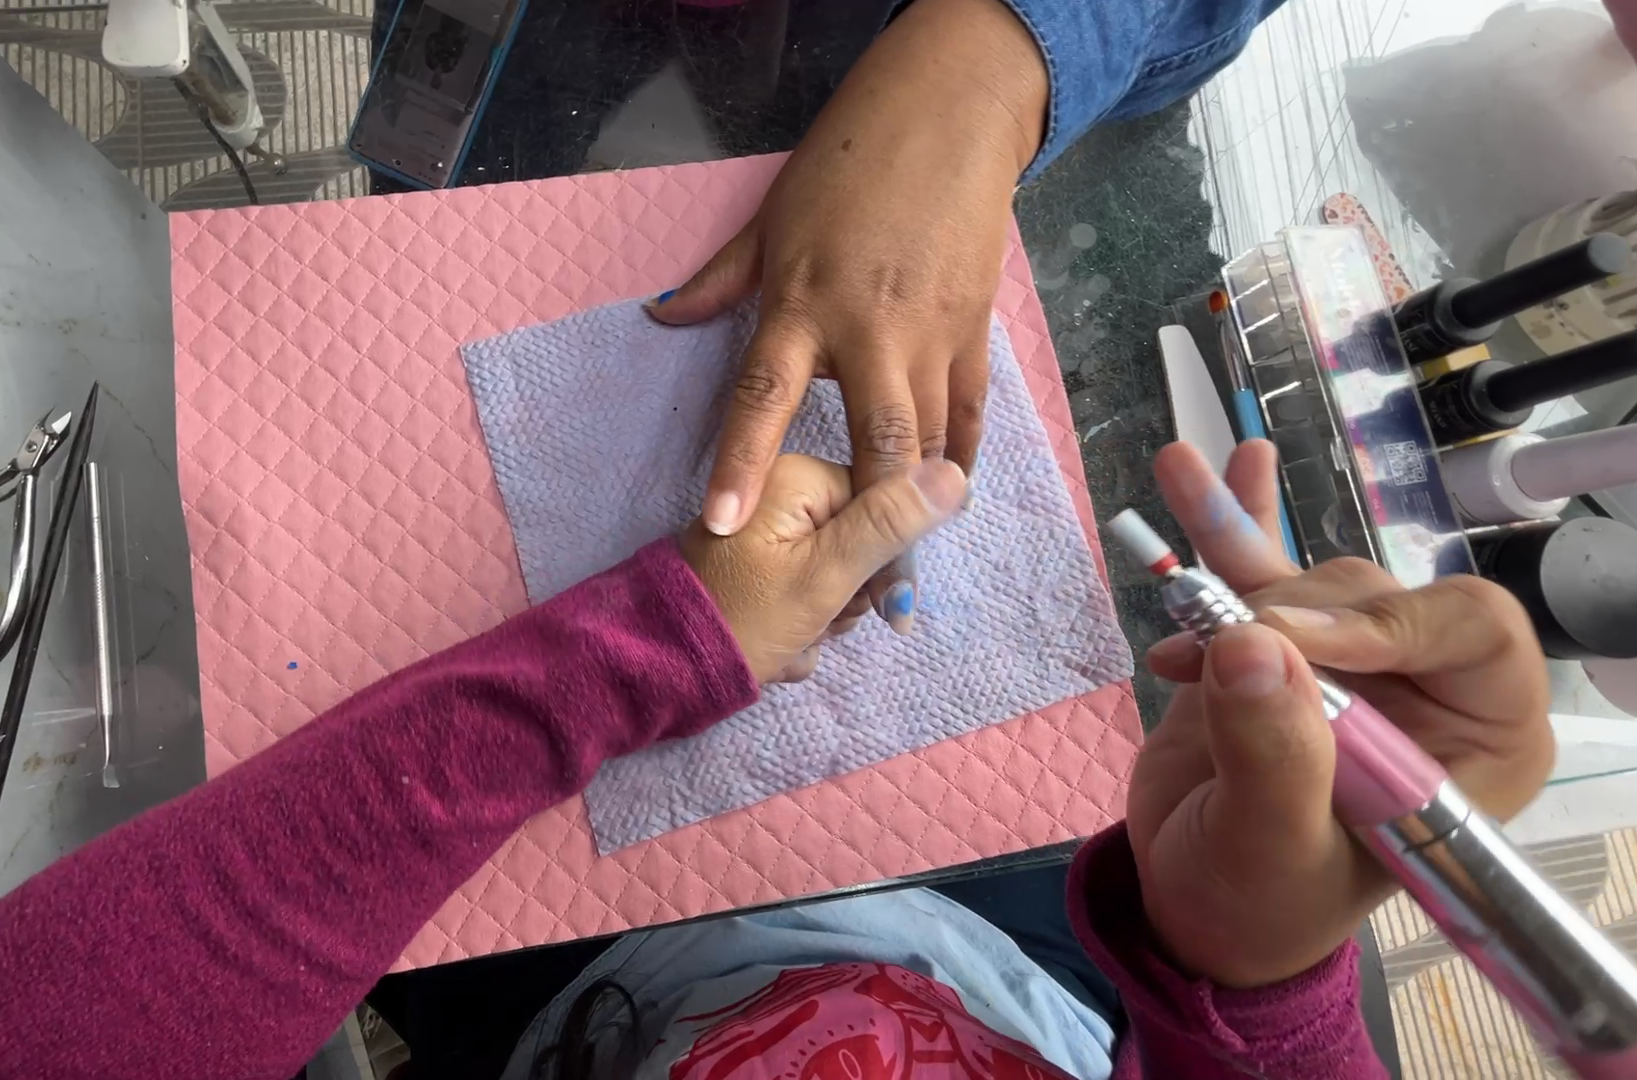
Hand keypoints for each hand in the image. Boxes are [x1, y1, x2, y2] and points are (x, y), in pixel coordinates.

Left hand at [648, 0, 1046, 624]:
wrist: (952, 110)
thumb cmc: (846, 165)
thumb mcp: (768, 219)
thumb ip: (717, 280)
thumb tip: (662, 315)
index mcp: (801, 307)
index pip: (761, 400)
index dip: (739, 466)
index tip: (723, 527)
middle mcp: (867, 332)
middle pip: (875, 441)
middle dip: (874, 515)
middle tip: (870, 581)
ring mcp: (930, 333)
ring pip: (931, 434)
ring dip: (922, 500)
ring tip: (914, 556)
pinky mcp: (973, 327)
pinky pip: (972, 405)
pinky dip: (964, 450)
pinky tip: (954, 490)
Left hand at [680, 454, 964, 682]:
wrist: (667, 669)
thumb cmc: (745, 619)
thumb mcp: (825, 574)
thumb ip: (890, 524)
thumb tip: (955, 473)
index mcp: (795, 477)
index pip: (880, 504)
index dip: (878, 560)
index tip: (850, 596)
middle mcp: (778, 493)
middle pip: (858, 543)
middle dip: (844, 596)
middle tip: (811, 620)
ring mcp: (765, 531)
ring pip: (835, 576)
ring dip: (823, 619)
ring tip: (787, 637)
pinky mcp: (756, 564)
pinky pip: (804, 592)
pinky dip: (799, 625)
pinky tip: (774, 644)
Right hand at [1127, 440, 1552, 987]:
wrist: (1190, 893)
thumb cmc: (1253, 896)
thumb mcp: (1268, 844)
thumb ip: (1274, 753)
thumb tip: (1248, 644)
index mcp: (1466, 741)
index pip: (1467, 635)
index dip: (1376, 620)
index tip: (1272, 640)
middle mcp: (1409, 689)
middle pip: (1362, 597)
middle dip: (1272, 606)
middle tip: (1194, 647)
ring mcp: (1326, 665)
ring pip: (1295, 575)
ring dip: (1233, 527)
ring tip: (1179, 463)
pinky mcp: (1254, 655)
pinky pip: (1246, 579)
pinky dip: (1228, 526)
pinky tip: (1227, 467)